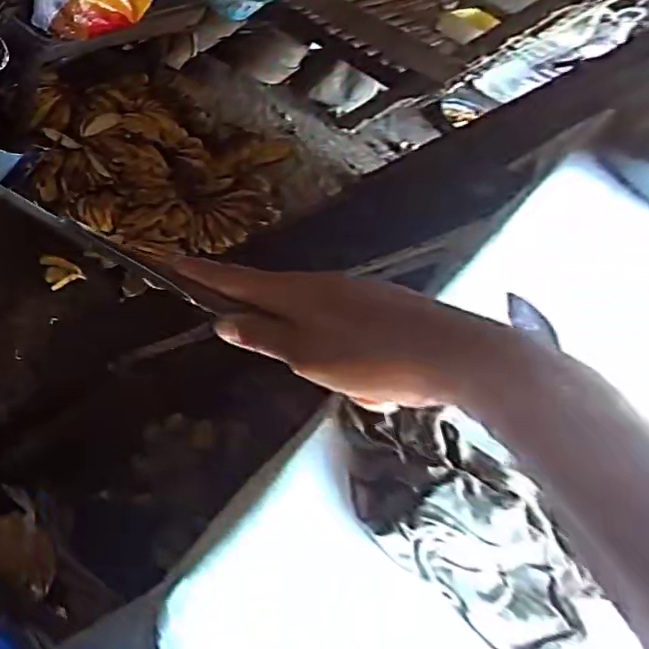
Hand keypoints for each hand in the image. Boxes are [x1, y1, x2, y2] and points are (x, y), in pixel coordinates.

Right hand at [170, 257, 530, 407]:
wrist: (476, 360)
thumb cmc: (377, 359)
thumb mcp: (308, 358)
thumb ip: (263, 338)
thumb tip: (224, 321)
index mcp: (294, 292)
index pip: (233, 279)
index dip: (201, 273)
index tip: (173, 261)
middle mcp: (322, 284)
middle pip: (277, 300)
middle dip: (275, 327)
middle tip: (287, 358)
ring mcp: (358, 294)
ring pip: (318, 322)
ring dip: (323, 353)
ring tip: (356, 386)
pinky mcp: (389, 309)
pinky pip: (351, 331)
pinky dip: (354, 357)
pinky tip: (381, 383)